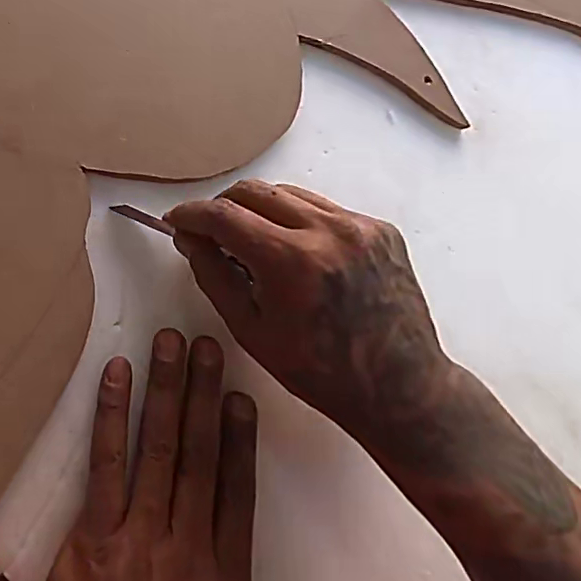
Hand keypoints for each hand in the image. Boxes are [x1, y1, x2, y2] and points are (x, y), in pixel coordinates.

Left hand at [31, 329, 328, 580]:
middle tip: (207, 346)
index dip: (239, 442)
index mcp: (220, 580)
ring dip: (166, 391)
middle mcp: (185, 546)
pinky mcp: (95, 536)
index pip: (235, 494)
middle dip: (202, 396)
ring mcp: (139, 535)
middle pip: (199, 456)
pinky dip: (112, 417)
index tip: (241, 400)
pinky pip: (106, 465)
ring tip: (170, 345)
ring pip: (159, 449)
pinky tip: (117, 377)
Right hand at [164, 181, 450, 451]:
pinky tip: (294, 250)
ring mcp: (358, 226)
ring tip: (253, 243)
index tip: (177, 220)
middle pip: (253, 191)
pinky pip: (320, 207)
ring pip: (286, 193)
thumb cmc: (323, 371)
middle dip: (221, 206)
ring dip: (258, 209)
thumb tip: (190, 239)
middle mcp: (328, 232)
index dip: (191, 214)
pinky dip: (295, 219)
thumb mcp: (249, 329)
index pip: (223, 214)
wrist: (402, 388)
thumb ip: (212, 275)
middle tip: (211, 233)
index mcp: (291, 261)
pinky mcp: (379, 229)